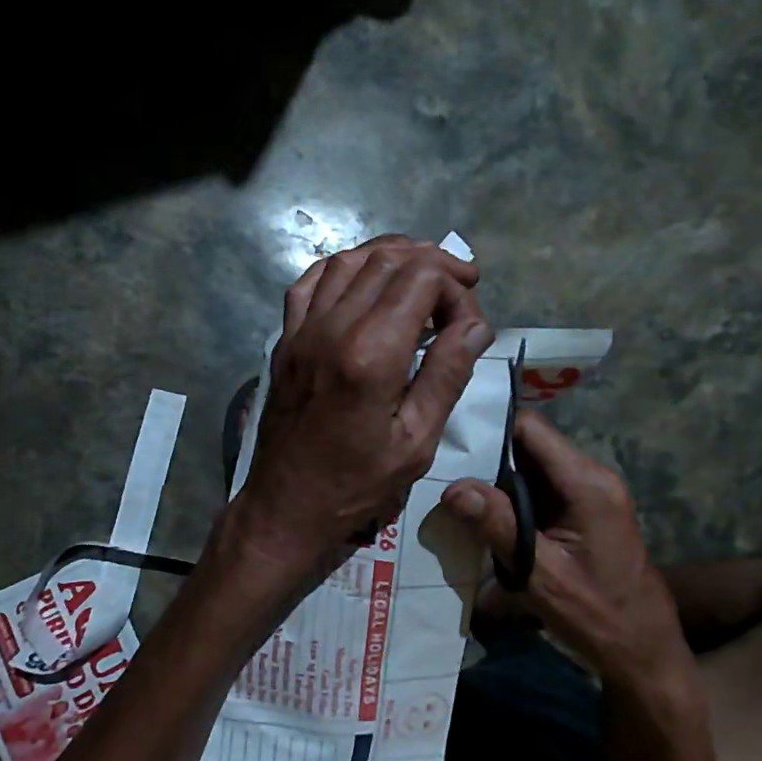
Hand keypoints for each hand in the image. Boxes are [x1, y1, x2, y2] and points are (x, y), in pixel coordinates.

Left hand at [230, 234, 493, 580]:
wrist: (286, 503)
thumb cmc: (357, 482)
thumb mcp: (417, 441)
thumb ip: (447, 374)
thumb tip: (476, 323)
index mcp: (370, 354)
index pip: (421, 277)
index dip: (455, 285)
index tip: (468, 320)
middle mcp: (332, 328)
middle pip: (386, 259)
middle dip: (431, 263)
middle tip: (459, 286)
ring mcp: (301, 330)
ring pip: (347, 261)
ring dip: (389, 257)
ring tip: (420, 276)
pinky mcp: (285, 339)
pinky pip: (309, 282)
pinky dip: (342, 269)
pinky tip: (363, 283)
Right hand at [442, 411, 690, 690]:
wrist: (642, 652)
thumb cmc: (597, 615)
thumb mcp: (542, 573)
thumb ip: (498, 525)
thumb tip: (452, 487)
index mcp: (587, 483)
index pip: (530, 428)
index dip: (487, 428)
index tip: (447, 441)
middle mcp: (590, 477)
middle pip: (527, 444)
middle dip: (483, 455)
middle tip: (439, 468)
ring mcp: (587, 492)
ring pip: (528, 466)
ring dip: (493, 478)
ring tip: (449, 487)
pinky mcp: (580, 509)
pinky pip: (536, 487)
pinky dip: (507, 496)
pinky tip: (477, 511)